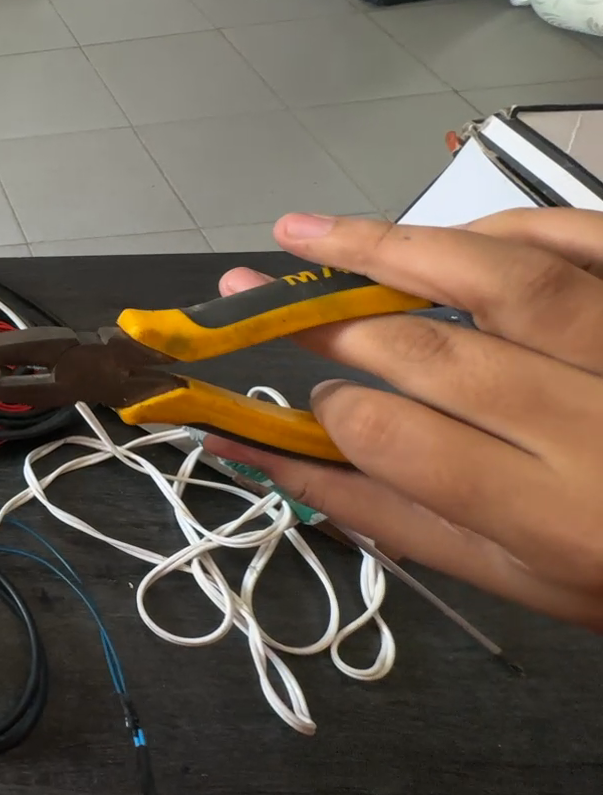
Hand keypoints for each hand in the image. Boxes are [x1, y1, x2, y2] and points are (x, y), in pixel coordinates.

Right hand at [207, 210, 602, 628]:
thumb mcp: (495, 567)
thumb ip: (359, 503)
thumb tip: (228, 441)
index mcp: (552, 519)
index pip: (389, 436)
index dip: (331, 409)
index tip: (320, 402)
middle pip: (430, 351)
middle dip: (324, 318)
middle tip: (255, 294)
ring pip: (505, 278)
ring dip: (383, 246)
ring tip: (305, 231)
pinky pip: (587, 240)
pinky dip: (506, 226)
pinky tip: (450, 236)